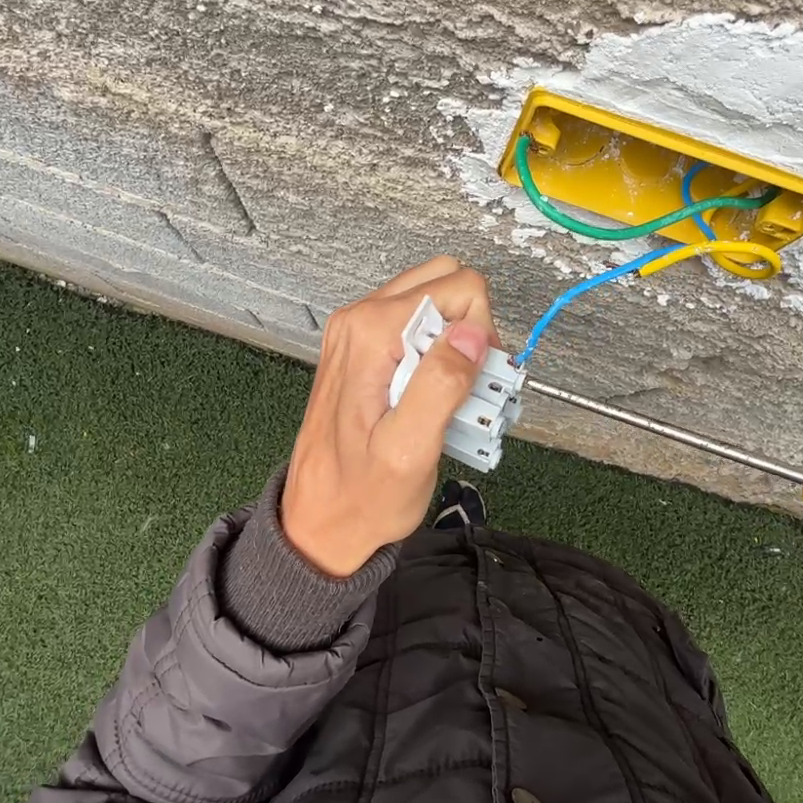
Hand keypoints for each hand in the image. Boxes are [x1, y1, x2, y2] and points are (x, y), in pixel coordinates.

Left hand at [282, 257, 497, 576]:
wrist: (322, 518)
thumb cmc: (362, 494)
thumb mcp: (409, 450)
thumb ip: (441, 385)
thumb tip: (472, 334)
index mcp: (370, 333)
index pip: (459, 289)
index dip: (480, 335)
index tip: (471, 383)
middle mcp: (359, 320)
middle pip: (447, 284)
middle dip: (471, 331)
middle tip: (465, 386)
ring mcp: (358, 330)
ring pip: (435, 300)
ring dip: (456, 342)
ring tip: (448, 396)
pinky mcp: (364, 345)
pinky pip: (417, 324)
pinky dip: (438, 351)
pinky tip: (431, 396)